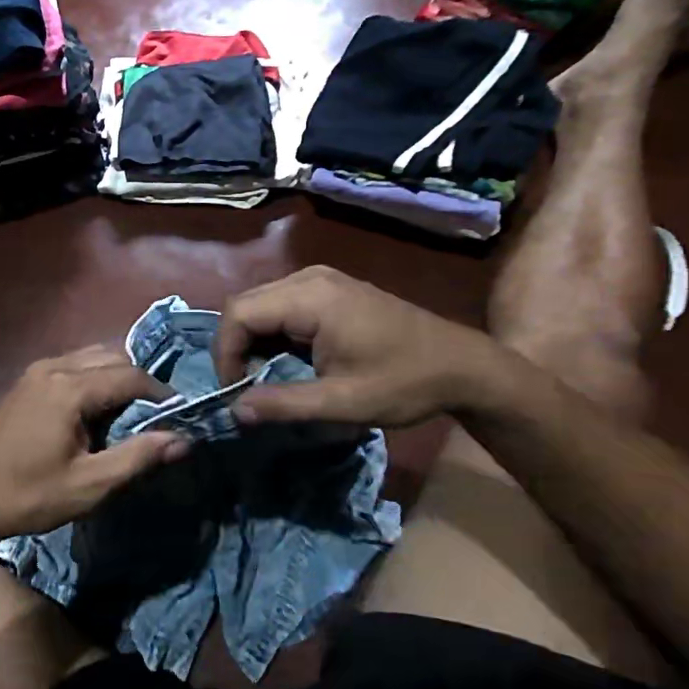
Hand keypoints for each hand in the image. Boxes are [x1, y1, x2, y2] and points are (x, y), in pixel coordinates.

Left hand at [0, 345, 190, 543]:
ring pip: (93, 357)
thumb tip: (183, 439)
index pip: (130, 376)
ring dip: (116, 377)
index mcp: (69, 389)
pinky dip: (95, 378)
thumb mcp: (90, 485)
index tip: (178, 414)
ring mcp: (37, 370)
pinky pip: (74, 365)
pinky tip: (95, 411)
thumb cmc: (31, 496)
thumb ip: (138, 457)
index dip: (160, 392)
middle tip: (153, 415)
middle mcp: (53, 367)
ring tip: (127, 414)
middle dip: (138, 381)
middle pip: (112, 357)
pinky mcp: (27, 380)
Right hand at [214, 266, 508, 427]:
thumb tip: (234, 410)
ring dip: (253, 341)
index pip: (238, 314)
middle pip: (245, 304)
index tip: (237, 393)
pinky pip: (282, 305)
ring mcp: (321, 280)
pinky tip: (288, 361)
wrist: (462, 366)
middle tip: (246, 388)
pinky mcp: (330, 289)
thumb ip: (283, 405)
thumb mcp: (342, 403)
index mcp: (311, 298)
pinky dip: (273, 334)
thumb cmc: (404, 383)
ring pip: (261, 304)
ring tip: (265, 378)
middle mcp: (310, 278)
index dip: (226, 354)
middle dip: (236, 347)